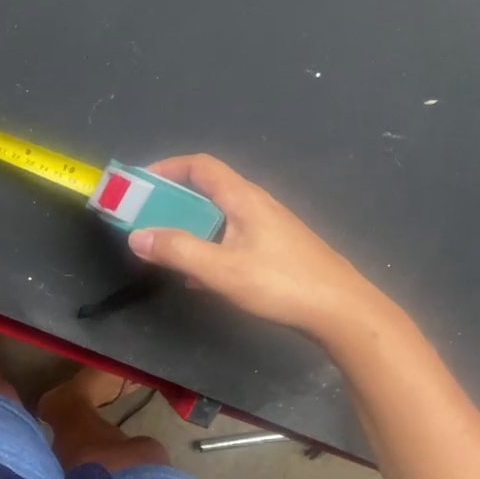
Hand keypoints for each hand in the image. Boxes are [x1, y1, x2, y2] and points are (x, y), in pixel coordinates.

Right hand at [126, 154, 391, 343]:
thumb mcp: (221, 269)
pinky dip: (204, 247)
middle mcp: (255, 206)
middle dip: (169, 201)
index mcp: (243, 199)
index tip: (138, 185)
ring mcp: (267, 228)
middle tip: (142, 220)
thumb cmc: (282, 283)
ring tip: (162, 250)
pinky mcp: (273, 251)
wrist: (343, 312)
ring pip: (216, 217)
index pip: (200, 166)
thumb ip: (177, 251)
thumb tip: (136, 236)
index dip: (166, 168)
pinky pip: (228, 238)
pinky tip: (196, 277)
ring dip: (185, 227)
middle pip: (206, 191)